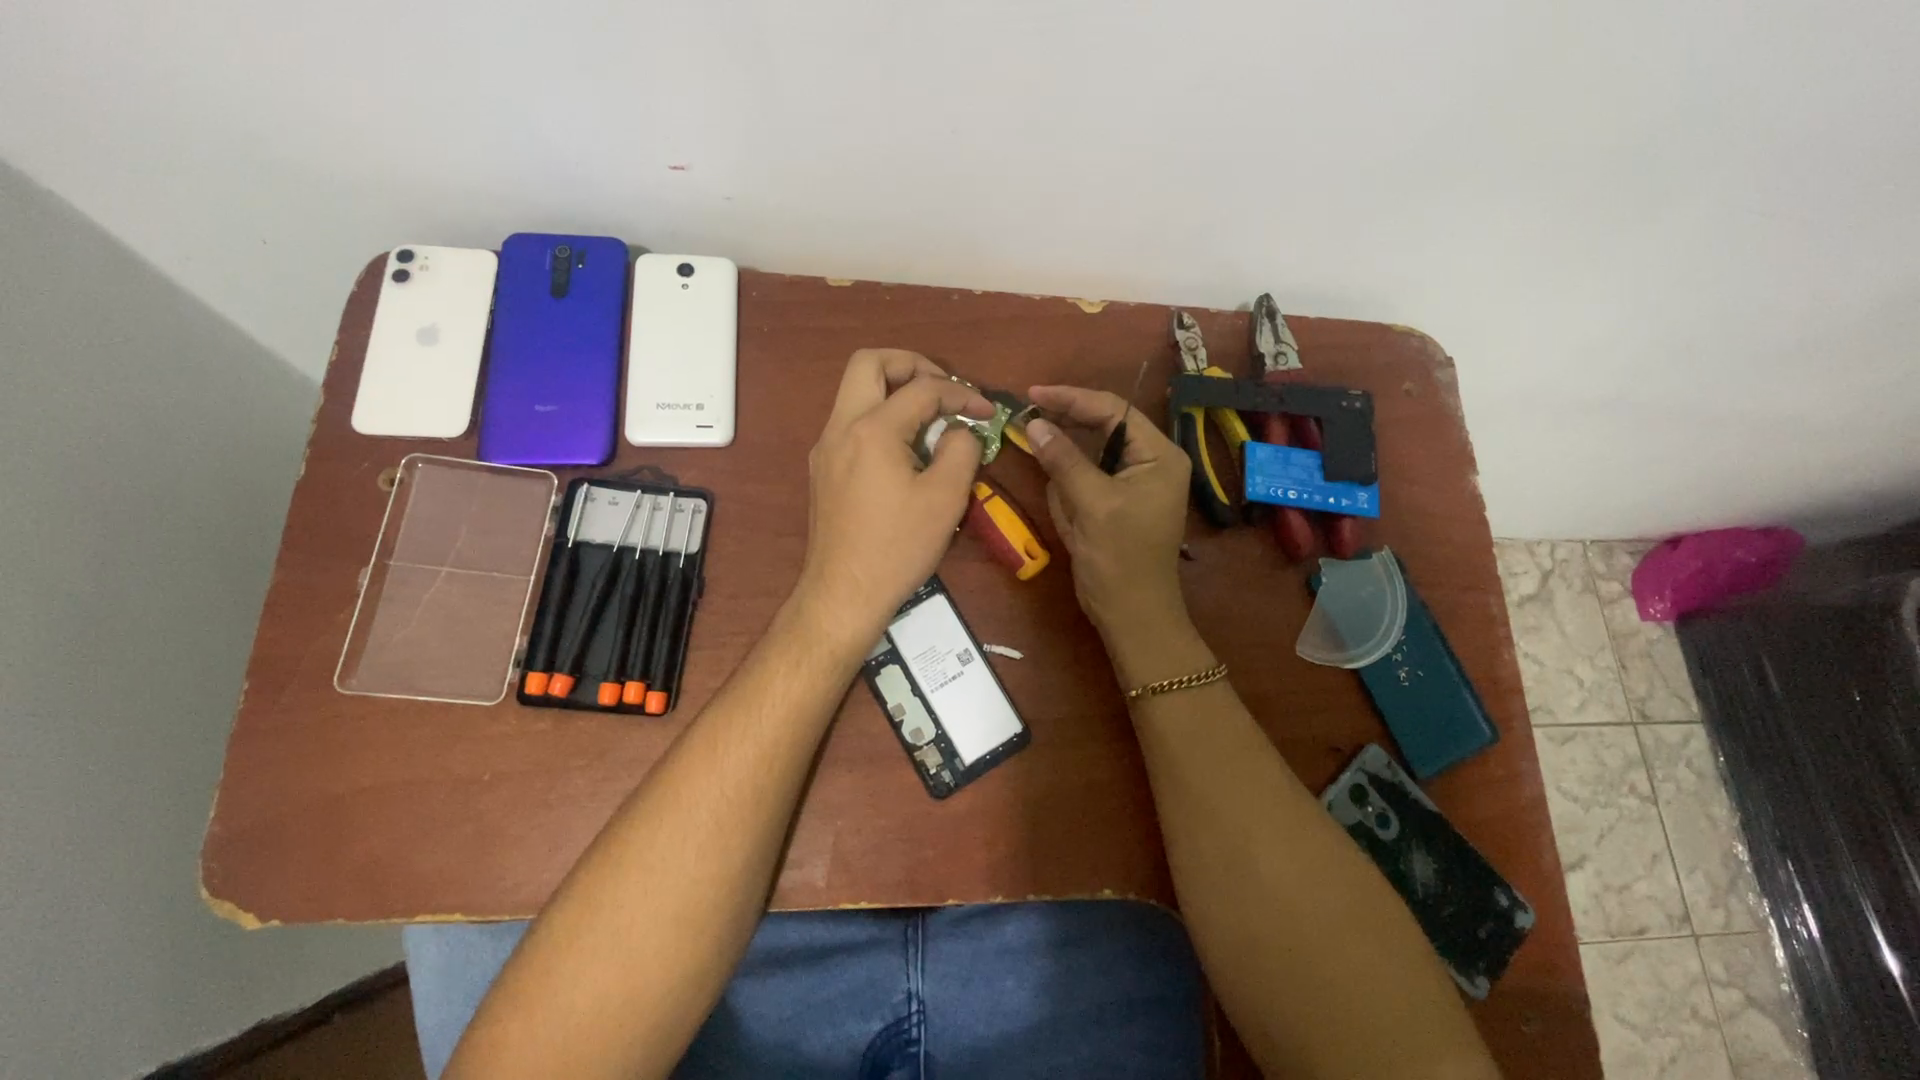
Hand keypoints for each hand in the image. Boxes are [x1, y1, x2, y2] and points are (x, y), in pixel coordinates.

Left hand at [796, 349, 991, 635]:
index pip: (922, 388)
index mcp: (872, 429)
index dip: (961, 393)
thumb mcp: (945, 498)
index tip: (986, 411)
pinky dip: (880, 417)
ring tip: (929, 418)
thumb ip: (961, 450)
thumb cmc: (898, 548)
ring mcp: (826, 448)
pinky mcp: (823, 469)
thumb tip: (960, 431)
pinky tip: (905, 450)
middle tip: (943, 388)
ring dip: (893, 390)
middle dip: (911, 364)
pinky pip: (850, 422)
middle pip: (869, 363)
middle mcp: (840, 428)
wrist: (843, 593)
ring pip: (854, 391)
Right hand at [1024, 385, 1192, 636]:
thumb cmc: (1119, 557)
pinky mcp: (1117, 502)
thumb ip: (1063, 459)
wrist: (1131, 614)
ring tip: (1045, 471)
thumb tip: (1033, 422)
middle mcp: (1151, 461)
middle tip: (1025, 416)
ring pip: (1089, 454)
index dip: (1071, 398)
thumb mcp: (1091, 503)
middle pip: (1102, 427)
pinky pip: (1086, 480)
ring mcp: (1134, 483)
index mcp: (1159, 455)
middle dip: (1065, 427)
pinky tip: (1063, 505)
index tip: (1032, 394)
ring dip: (1065, 464)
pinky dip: (1068, 486)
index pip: (1113, 410)